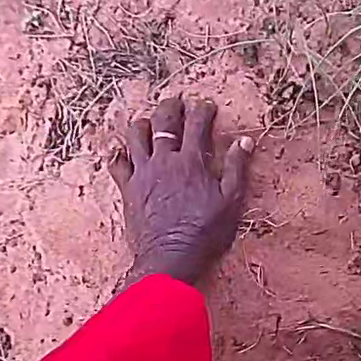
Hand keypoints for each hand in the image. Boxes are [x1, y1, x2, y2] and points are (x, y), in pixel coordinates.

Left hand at [111, 95, 254, 285]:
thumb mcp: (231, 202)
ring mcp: (142, 174)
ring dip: (143, 124)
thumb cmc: (205, 234)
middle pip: (163, 121)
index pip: (196, 124)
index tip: (206, 106)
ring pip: (135, 135)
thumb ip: (237, 169)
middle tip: (177, 102)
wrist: (170, 258)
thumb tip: (244, 142)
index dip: (202, 110)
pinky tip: (123, 152)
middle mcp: (164, 161)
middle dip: (171, 107)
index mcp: (191, 162)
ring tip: (149, 122)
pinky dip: (118, 153)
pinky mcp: (128, 189)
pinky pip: (116, 163)